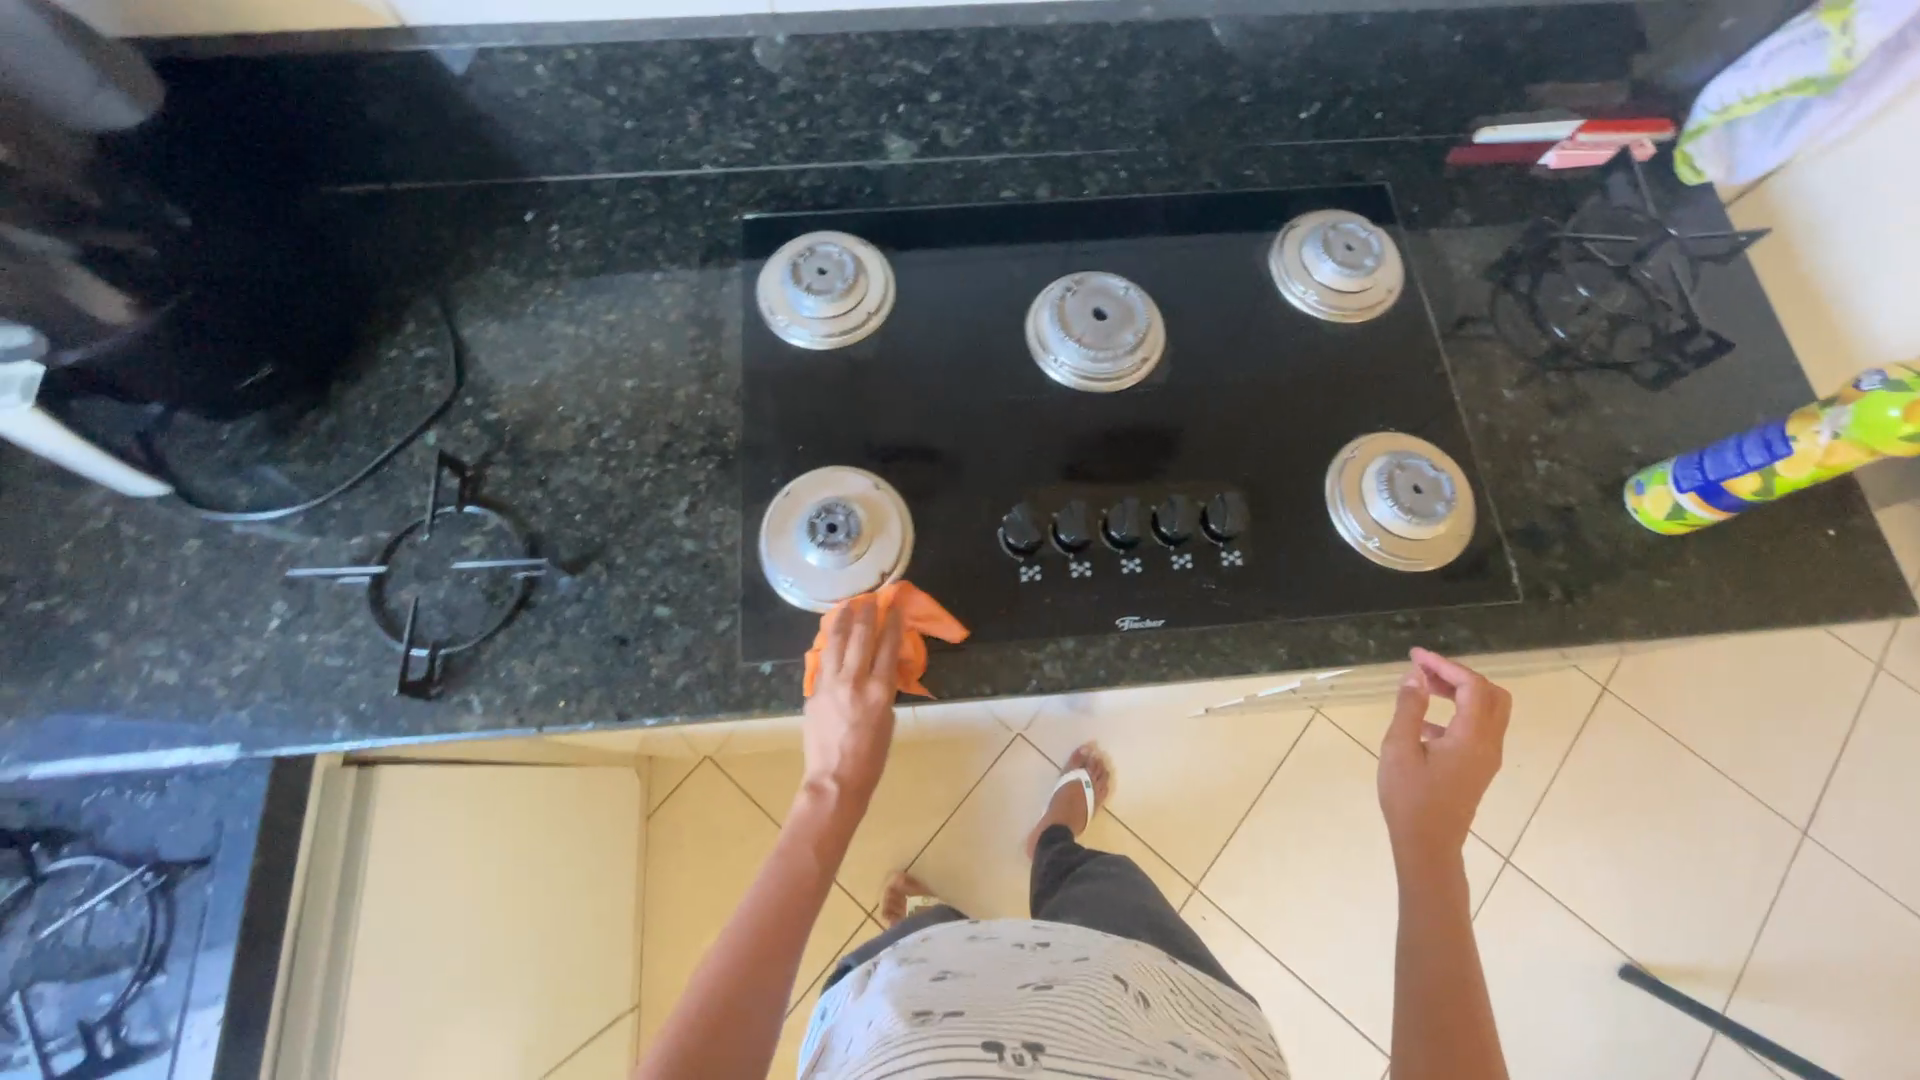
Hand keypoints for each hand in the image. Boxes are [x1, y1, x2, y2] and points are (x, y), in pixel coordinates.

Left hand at [801, 594, 903, 809]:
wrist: (836, 780)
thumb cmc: (871, 758)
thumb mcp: (888, 720)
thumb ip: (884, 691)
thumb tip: (880, 671)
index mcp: (880, 691)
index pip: (888, 645)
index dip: (892, 621)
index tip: (894, 604)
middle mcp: (855, 681)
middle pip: (861, 637)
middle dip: (866, 613)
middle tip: (869, 597)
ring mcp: (830, 686)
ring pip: (836, 643)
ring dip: (842, 621)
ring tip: (846, 605)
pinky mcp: (814, 693)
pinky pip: (823, 662)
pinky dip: (829, 646)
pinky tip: (831, 636)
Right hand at [1377, 648, 1510, 870]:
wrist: (1428, 844)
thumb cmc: (1409, 797)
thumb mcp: (1399, 748)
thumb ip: (1409, 709)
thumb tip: (1416, 676)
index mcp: (1472, 737)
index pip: (1472, 686)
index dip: (1445, 666)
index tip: (1415, 657)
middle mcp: (1489, 744)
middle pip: (1491, 695)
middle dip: (1459, 676)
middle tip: (1424, 671)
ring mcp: (1487, 758)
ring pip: (1489, 712)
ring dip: (1461, 693)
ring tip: (1423, 689)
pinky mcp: (1478, 768)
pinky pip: (1479, 729)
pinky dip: (1458, 713)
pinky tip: (1424, 723)